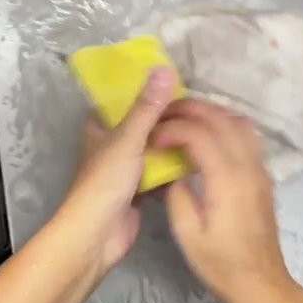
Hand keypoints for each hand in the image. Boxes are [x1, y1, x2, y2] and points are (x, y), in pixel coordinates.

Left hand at [45, 68, 179, 271]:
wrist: (99, 234)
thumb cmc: (105, 181)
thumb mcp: (128, 138)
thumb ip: (147, 107)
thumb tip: (165, 69)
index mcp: (98, 127)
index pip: (121, 99)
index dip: (143, 89)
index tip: (174, 80)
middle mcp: (109, 144)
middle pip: (141, 123)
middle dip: (164, 116)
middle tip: (198, 105)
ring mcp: (124, 168)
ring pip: (151, 148)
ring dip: (171, 141)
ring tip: (204, 125)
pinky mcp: (137, 189)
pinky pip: (159, 171)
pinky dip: (173, 165)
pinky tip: (198, 156)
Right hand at [151, 100, 290, 302]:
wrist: (260, 283)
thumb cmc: (219, 263)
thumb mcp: (186, 233)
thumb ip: (177, 194)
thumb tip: (173, 171)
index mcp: (227, 181)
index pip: (198, 134)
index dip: (171, 128)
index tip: (153, 137)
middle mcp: (248, 167)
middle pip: (220, 118)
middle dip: (189, 109)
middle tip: (162, 115)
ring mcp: (260, 169)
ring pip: (238, 121)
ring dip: (209, 113)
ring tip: (182, 119)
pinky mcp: (263, 175)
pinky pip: (247, 135)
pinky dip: (224, 124)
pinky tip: (206, 134)